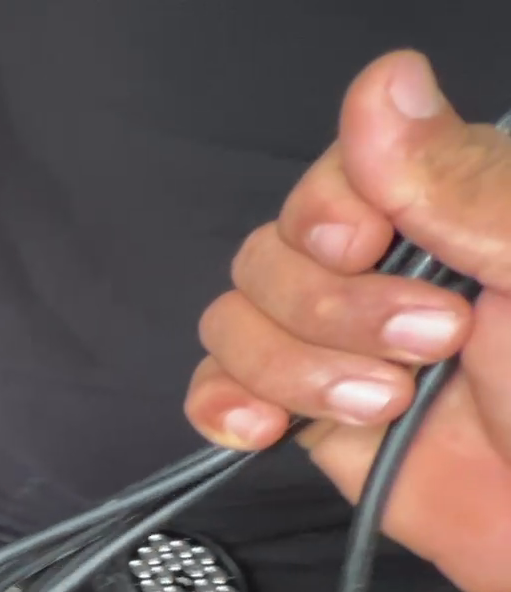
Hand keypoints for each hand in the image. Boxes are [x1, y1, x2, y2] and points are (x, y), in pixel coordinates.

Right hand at [184, 50, 510, 591]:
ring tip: (377, 407)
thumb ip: (462, 181)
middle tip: (427, 347)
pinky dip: (221, 408)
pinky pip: (208, 390)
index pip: (330, 179)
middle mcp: (373, 273)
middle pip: (262, 260)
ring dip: (289, 371)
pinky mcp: (285, 409)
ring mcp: (320, 346)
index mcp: (446, 220)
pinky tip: (261, 431)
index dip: (325, 209)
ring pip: (227, 327)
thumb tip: (379, 81)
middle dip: (327, 312)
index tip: (366, 242)